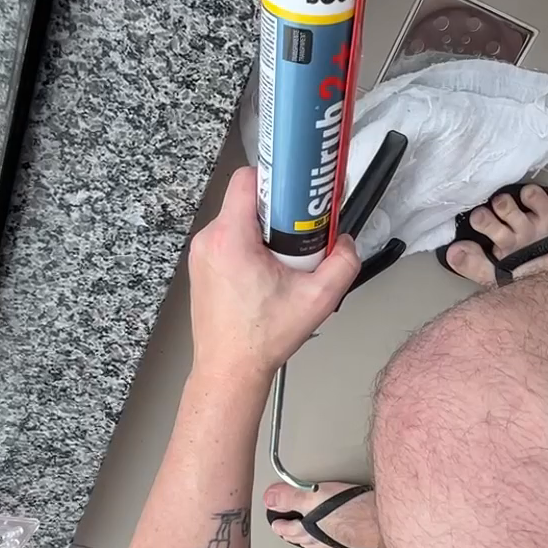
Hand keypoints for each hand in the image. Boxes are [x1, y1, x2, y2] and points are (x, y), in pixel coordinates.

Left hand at [186, 168, 361, 384]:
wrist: (230, 369)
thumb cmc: (261, 338)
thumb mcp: (318, 299)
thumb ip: (343, 263)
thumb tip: (345, 242)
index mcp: (232, 239)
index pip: (248, 179)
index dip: (278, 178)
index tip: (299, 189)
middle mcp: (210, 241)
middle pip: (247, 199)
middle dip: (279, 210)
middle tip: (302, 231)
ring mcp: (202, 254)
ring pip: (239, 220)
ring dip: (266, 231)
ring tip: (286, 260)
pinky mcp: (203, 266)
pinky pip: (230, 239)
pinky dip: (251, 246)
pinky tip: (269, 272)